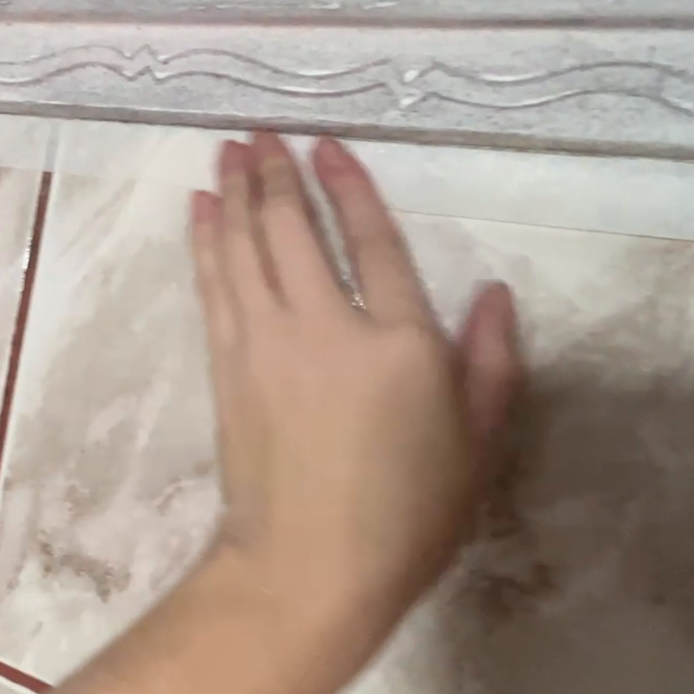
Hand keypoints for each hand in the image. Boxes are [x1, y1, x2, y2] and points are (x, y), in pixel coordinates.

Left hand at [190, 133, 523, 661]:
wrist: (307, 562)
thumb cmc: (406, 511)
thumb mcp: (479, 443)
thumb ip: (492, 362)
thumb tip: (495, 292)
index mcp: (399, 342)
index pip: (372, 240)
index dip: (347, 184)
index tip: (326, 143)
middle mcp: (322, 325)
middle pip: (290, 229)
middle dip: (273, 173)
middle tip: (259, 132)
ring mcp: (262, 340)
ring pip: (241, 246)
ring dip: (231, 193)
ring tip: (224, 151)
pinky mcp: (224, 361)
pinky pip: (213, 283)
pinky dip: (204, 241)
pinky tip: (198, 211)